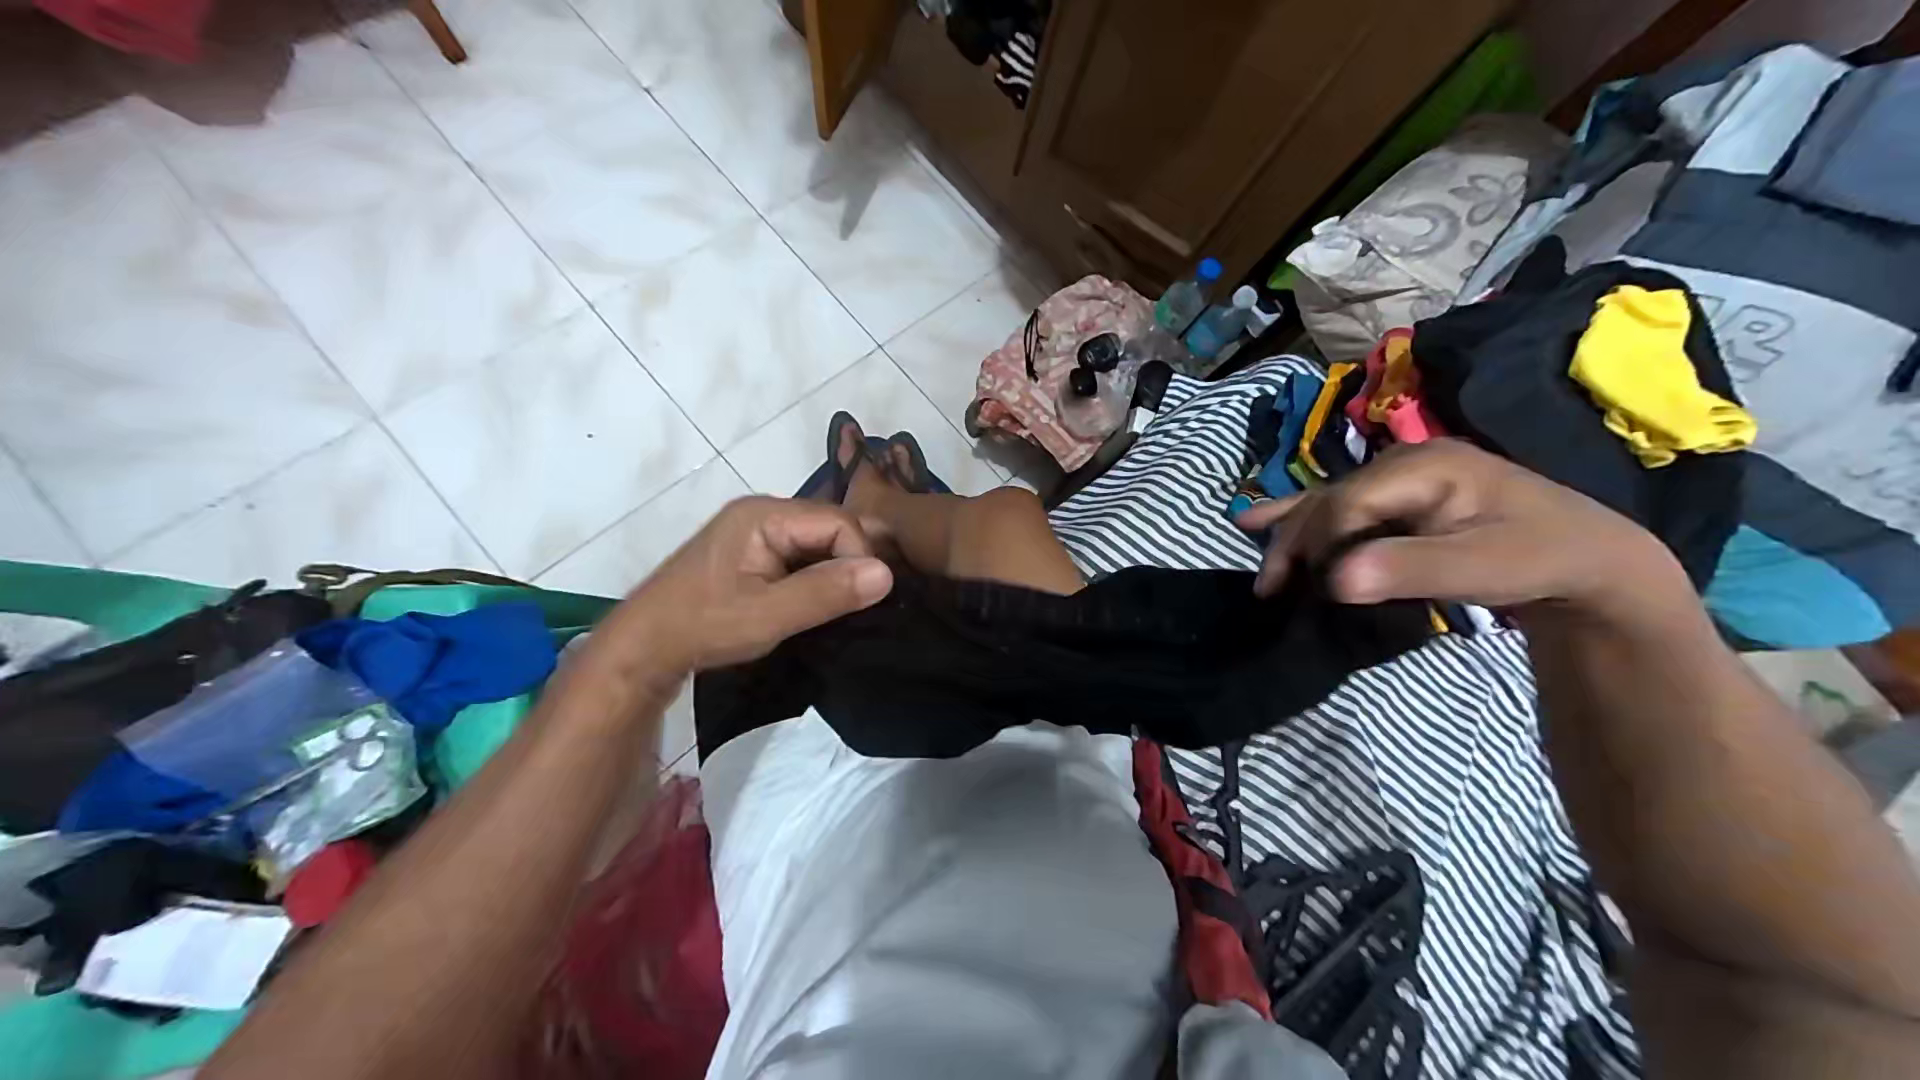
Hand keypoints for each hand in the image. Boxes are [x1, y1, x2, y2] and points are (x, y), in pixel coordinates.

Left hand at [603, 496, 893, 677]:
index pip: (838, 522)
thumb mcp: (768, 615)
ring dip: (834, 572)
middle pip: (831, 527)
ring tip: (841, 607)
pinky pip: (802, 553)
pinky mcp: (754, 550)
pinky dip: (817, 576)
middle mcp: (763, 511)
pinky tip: (819, 601)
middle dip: (850, 563)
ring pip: (819, 542)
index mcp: (764, 514)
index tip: (861, 601)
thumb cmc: (704, 626)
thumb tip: (886, 574)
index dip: (859, 558)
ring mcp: (757, 530)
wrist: (645, 646)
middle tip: (856, 606)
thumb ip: (826, 592)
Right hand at [1235, 439, 1687, 616]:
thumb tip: (1335, 581)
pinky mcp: (1393, 497)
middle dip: (1293, 543)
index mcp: (1421, 465)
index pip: (1344, 504)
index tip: (1316, 593)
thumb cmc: (1539, 558)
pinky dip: (1296, 518)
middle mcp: (1399, 461)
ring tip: (1261, 566)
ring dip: (1290, 536)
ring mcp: (1394, 477)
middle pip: (1326, 502)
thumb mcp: (1483, 566)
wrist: (1586, 558)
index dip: (1321, 547)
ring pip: (1323, 504)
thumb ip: (1409, 568)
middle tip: (1272, 588)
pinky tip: (1251, 518)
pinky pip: (1334, 506)